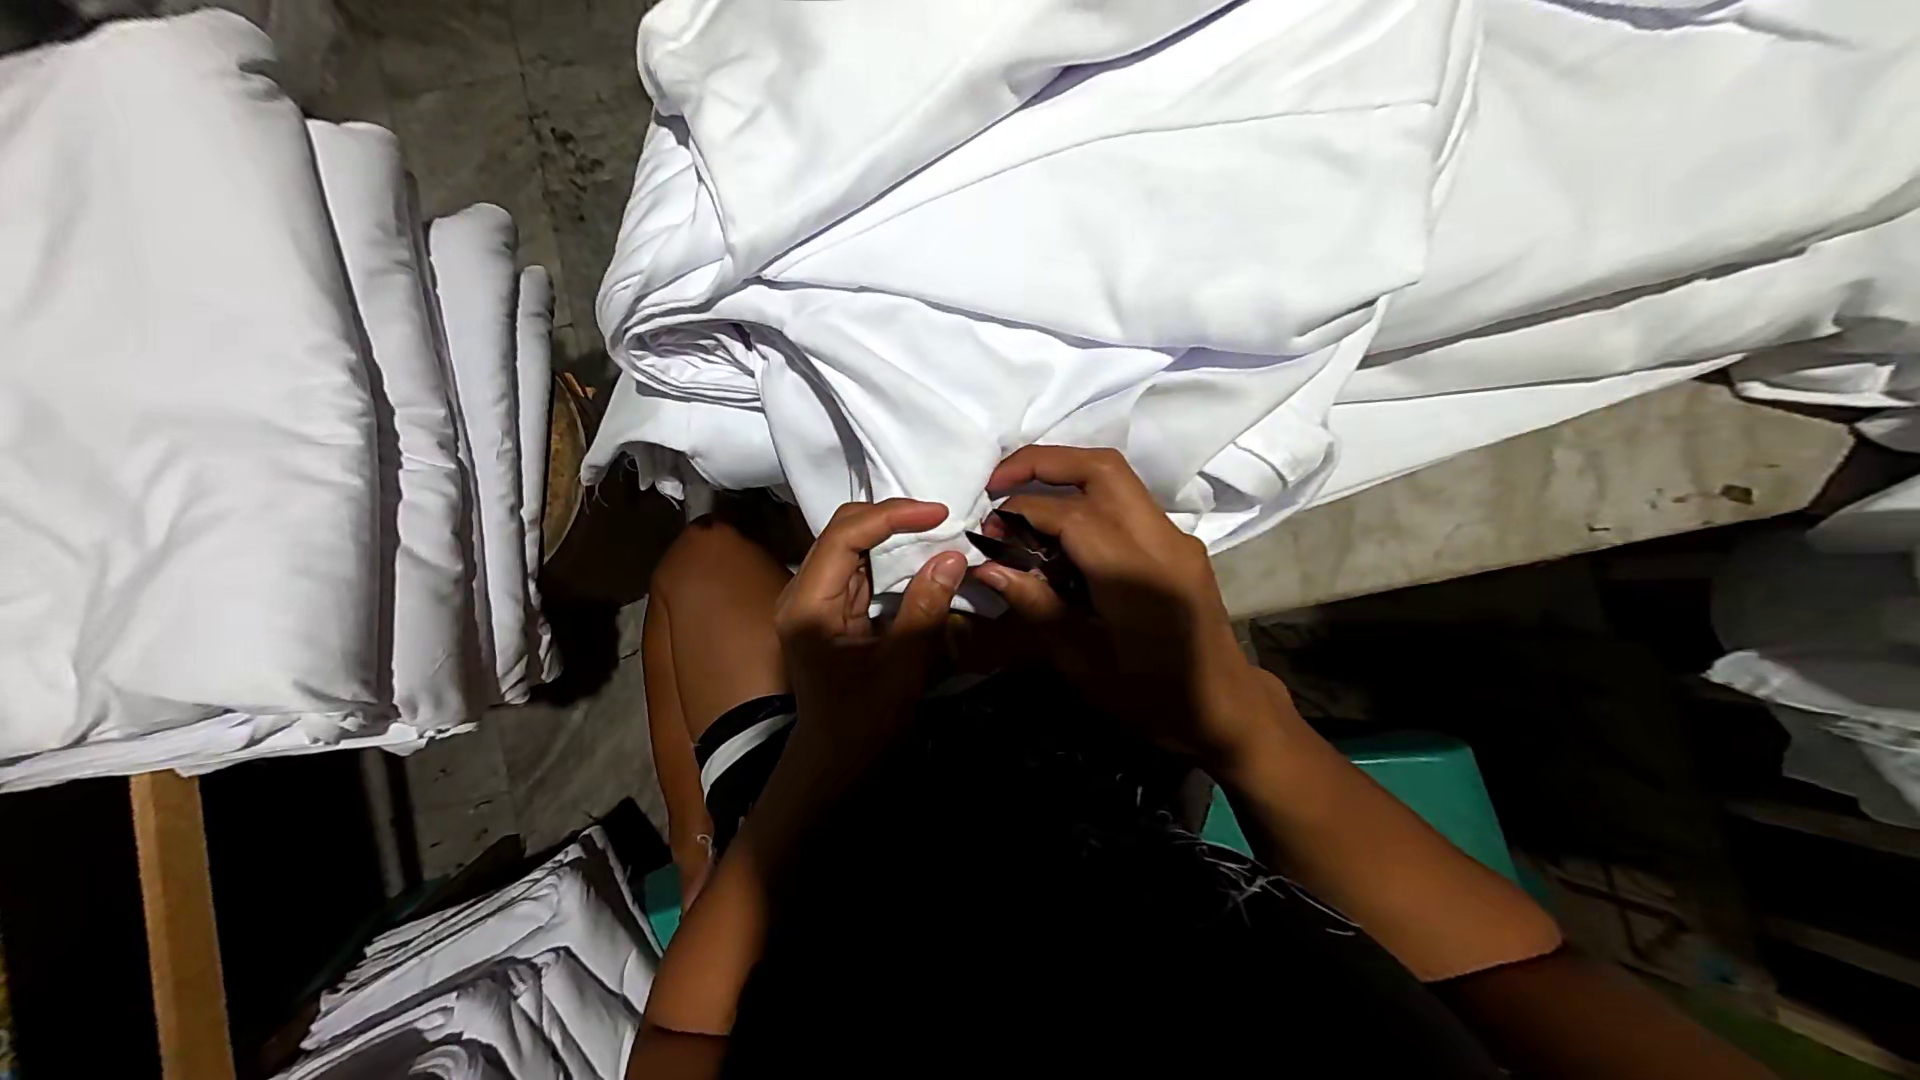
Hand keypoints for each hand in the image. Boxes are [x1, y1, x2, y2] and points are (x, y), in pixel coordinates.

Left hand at [773, 499, 967, 769]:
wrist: (835, 764)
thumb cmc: (863, 726)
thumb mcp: (900, 669)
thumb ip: (924, 610)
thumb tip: (953, 556)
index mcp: (807, 606)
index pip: (844, 537)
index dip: (891, 516)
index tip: (938, 512)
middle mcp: (803, 594)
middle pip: (842, 532)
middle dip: (891, 517)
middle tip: (940, 519)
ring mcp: (815, 600)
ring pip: (851, 544)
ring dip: (892, 532)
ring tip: (936, 529)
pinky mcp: (831, 609)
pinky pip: (860, 567)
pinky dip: (891, 555)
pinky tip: (919, 553)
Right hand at [972, 446, 1291, 769]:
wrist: (1224, 707)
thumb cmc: (1151, 698)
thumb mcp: (1084, 664)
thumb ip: (1037, 607)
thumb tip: (987, 569)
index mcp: (1138, 577)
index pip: (1072, 516)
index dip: (1022, 513)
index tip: (988, 531)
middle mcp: (1163, 542)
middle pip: (1102, 469)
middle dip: (1043, 462)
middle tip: (997, 482)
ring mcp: (1176, 537)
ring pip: (1117, 477)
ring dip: (1063, 474)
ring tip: (1020, 499)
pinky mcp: (1177, 543)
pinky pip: (1126, 501)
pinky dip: (1084, 496)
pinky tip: (1056, 528)